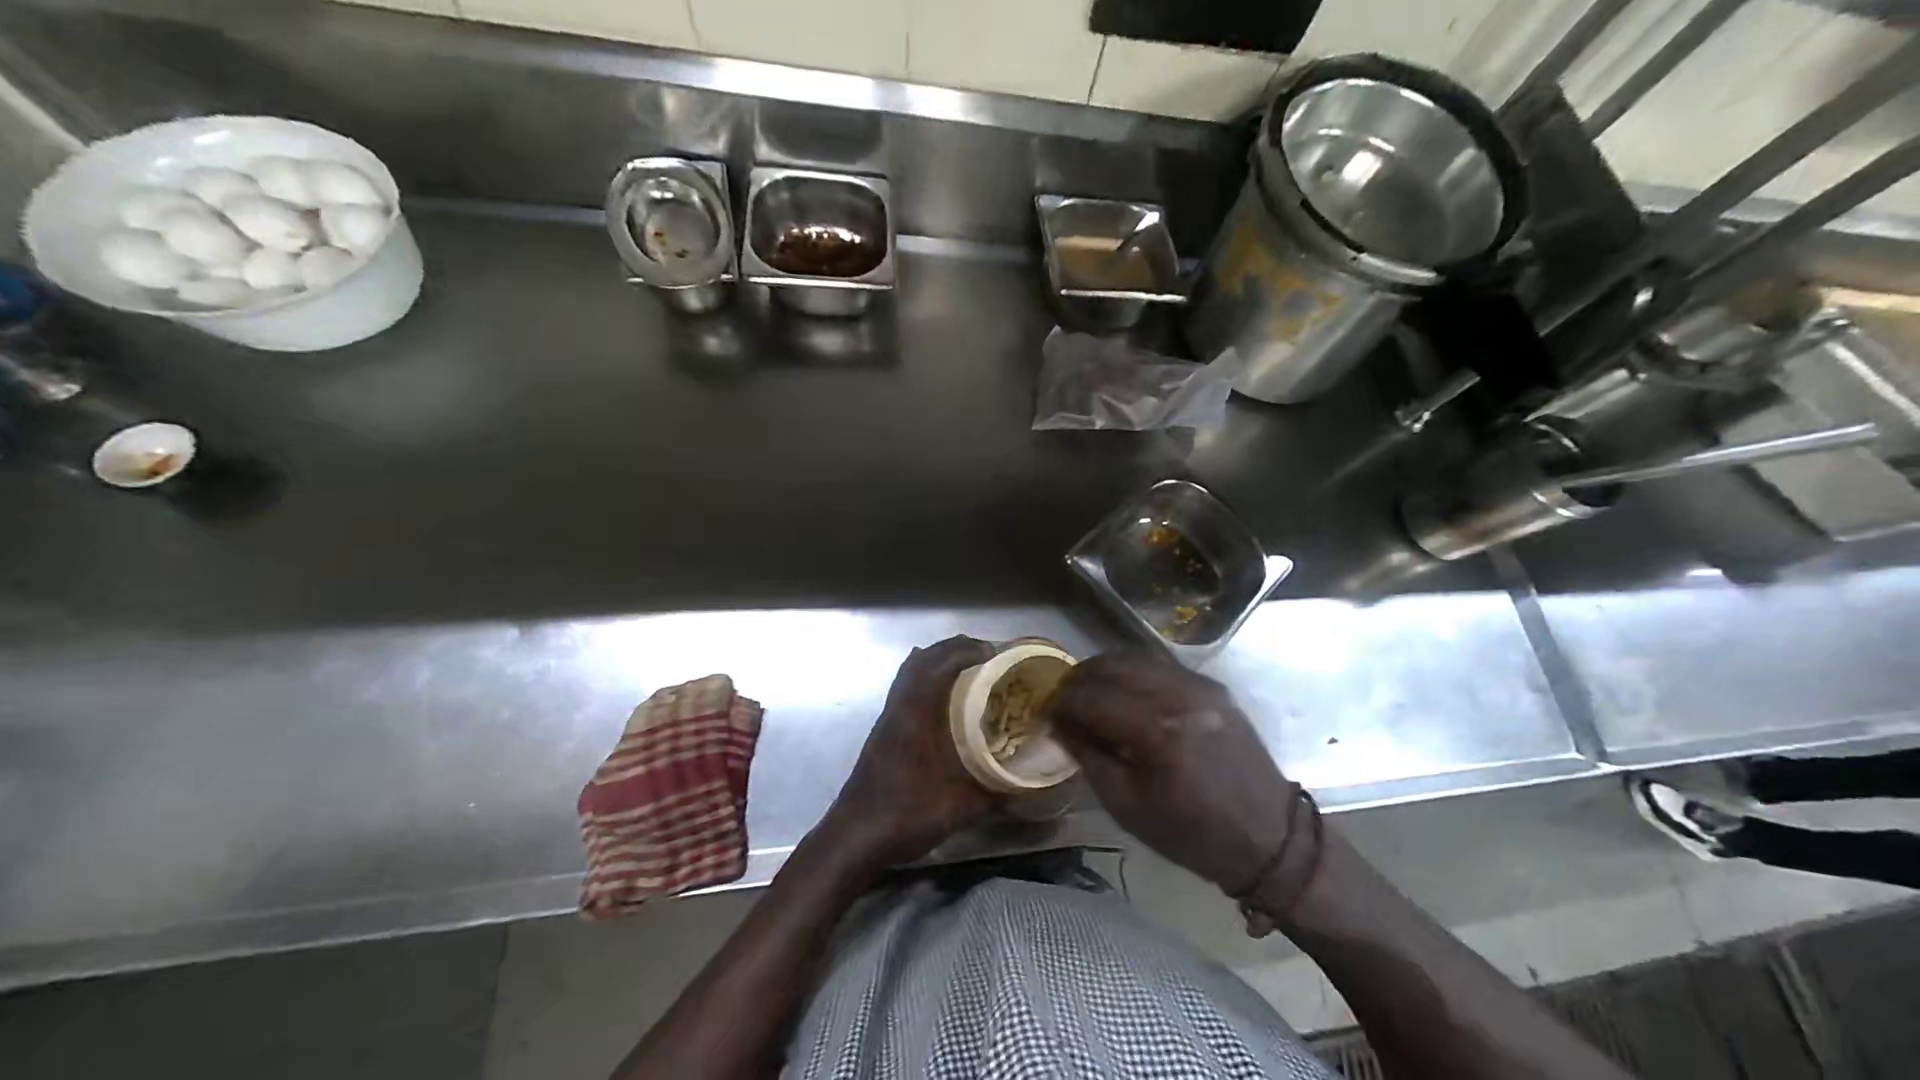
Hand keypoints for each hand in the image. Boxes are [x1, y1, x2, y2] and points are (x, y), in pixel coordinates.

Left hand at [817, 636, 1000, 868]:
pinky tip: (941, 700)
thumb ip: (995, 794)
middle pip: (921, 661)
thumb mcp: (959, 809)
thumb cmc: (905, 816)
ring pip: (909, 674)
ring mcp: (887, 720)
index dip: (965, 651)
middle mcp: (898, 709)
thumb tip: (1027, 785)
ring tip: (966, 668)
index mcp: (915, 716)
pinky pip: (905, 690)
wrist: (854, 838)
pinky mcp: (883, 733)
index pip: (938, 665)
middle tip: (983, 655)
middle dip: (952, 649)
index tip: (993, 652)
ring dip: (936, 662)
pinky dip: (925, 681)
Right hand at [1048, 652, 1300, 892]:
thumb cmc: (1191, 834)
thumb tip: (1059, 721)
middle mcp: (1178, 695)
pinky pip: (1160, 666)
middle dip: (1078, 678)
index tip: (1044, 711)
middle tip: (1061, 697)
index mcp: (1157, 732)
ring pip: (1135, 658)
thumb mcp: (1126, 806)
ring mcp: (1200, 685)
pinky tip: (1122, 692)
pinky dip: (1132, 673)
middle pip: (1111, 666)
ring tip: (1086, 691)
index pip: (1091, 698)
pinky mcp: (1213, 686)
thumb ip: (1088, 755)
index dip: (1061, 702)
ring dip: (1103, 670)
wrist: (1269, 838)